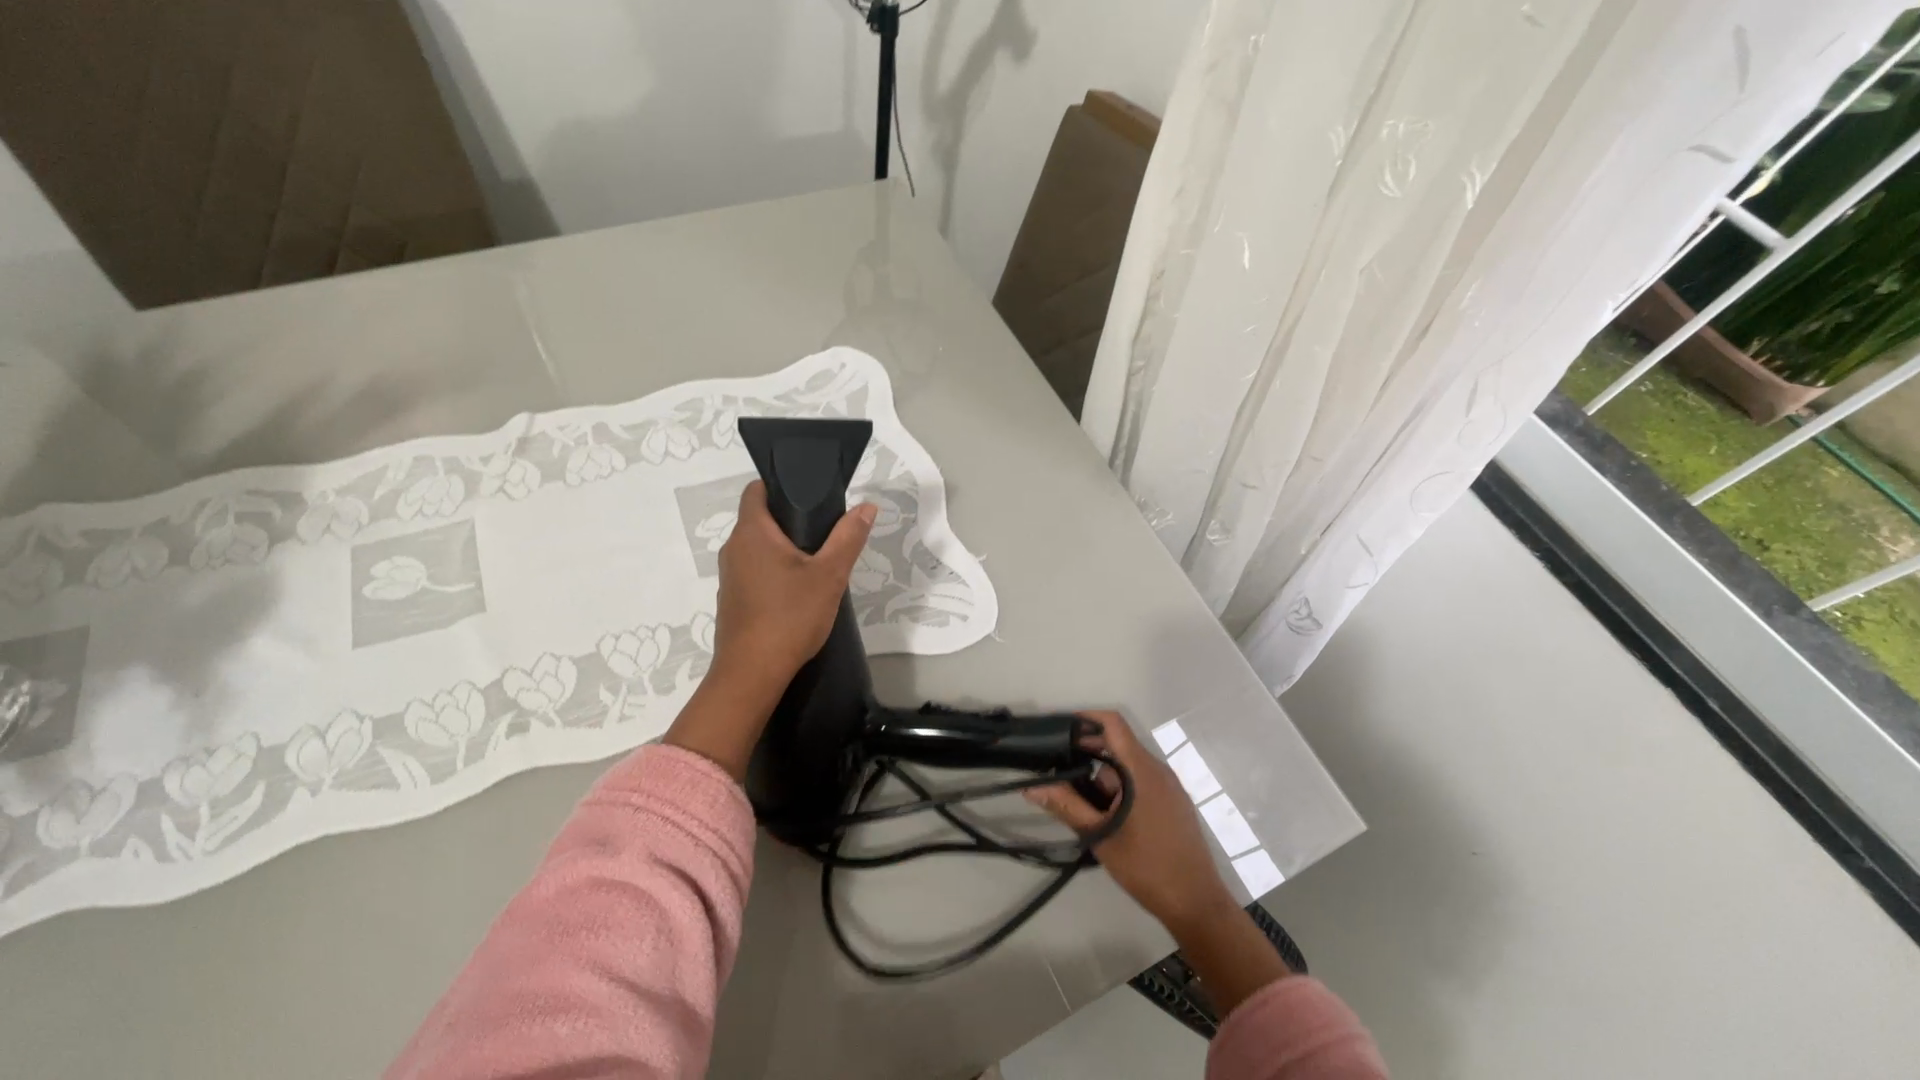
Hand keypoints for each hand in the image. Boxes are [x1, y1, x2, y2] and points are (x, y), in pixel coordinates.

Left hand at [714, 481, 876, 684]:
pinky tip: (797, 591)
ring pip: (757, 548)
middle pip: (758, 519)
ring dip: (782, 548)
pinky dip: (773, 572)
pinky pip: (753, 572)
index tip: (808, 494)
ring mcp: (729, 576)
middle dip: (788, 519)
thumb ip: (848, 538)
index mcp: (752, 532)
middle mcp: (734, 548)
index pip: (755, 490)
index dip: (778, 485)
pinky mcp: (732, 600)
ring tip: (815, 561)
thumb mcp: (829, 575)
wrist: (753, 672)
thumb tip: (867, 507)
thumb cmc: (790, 616)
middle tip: (824, 529)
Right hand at [1024, 711, 1235, 928]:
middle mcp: (1159, 770)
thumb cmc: (1146, 867)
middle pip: (1118, 746)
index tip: (1059, 729)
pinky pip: (1141, 783)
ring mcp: (1170, 787)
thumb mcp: (1100, 836)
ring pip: (1128, 768)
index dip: (1086, 718)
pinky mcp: (1174, 804)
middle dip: (1087, 756)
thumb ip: (1066, 806)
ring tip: (1080, 805)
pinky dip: (1120, 789)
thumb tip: (1032, 787)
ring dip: (1102, 779)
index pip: (1114, 723)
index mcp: (1142, 770)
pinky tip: (1106, 817)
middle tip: (1058, 774)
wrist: (1196, 902)